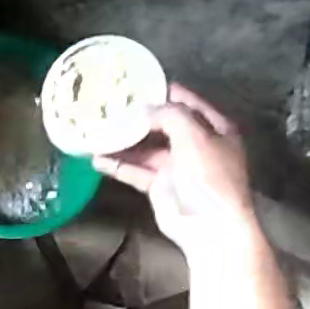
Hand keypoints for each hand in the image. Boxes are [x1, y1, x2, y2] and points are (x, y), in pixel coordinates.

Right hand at [93, 83, 258, 257]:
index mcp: (212, 127)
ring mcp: (175, 165)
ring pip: (144, 148)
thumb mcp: (194, 136)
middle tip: (108, 108)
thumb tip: (144, 109)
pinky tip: (97, 160)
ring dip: (122, 142)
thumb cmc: (208, 176)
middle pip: (161, 125)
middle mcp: (194, 143)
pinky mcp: (158, 185)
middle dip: (136, 118)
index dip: (162, 92)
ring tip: (96, 133)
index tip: (134, 84)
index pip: (186, 101)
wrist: (208, 224)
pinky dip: (117, 166)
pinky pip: (135, 171)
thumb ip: (170, 116)